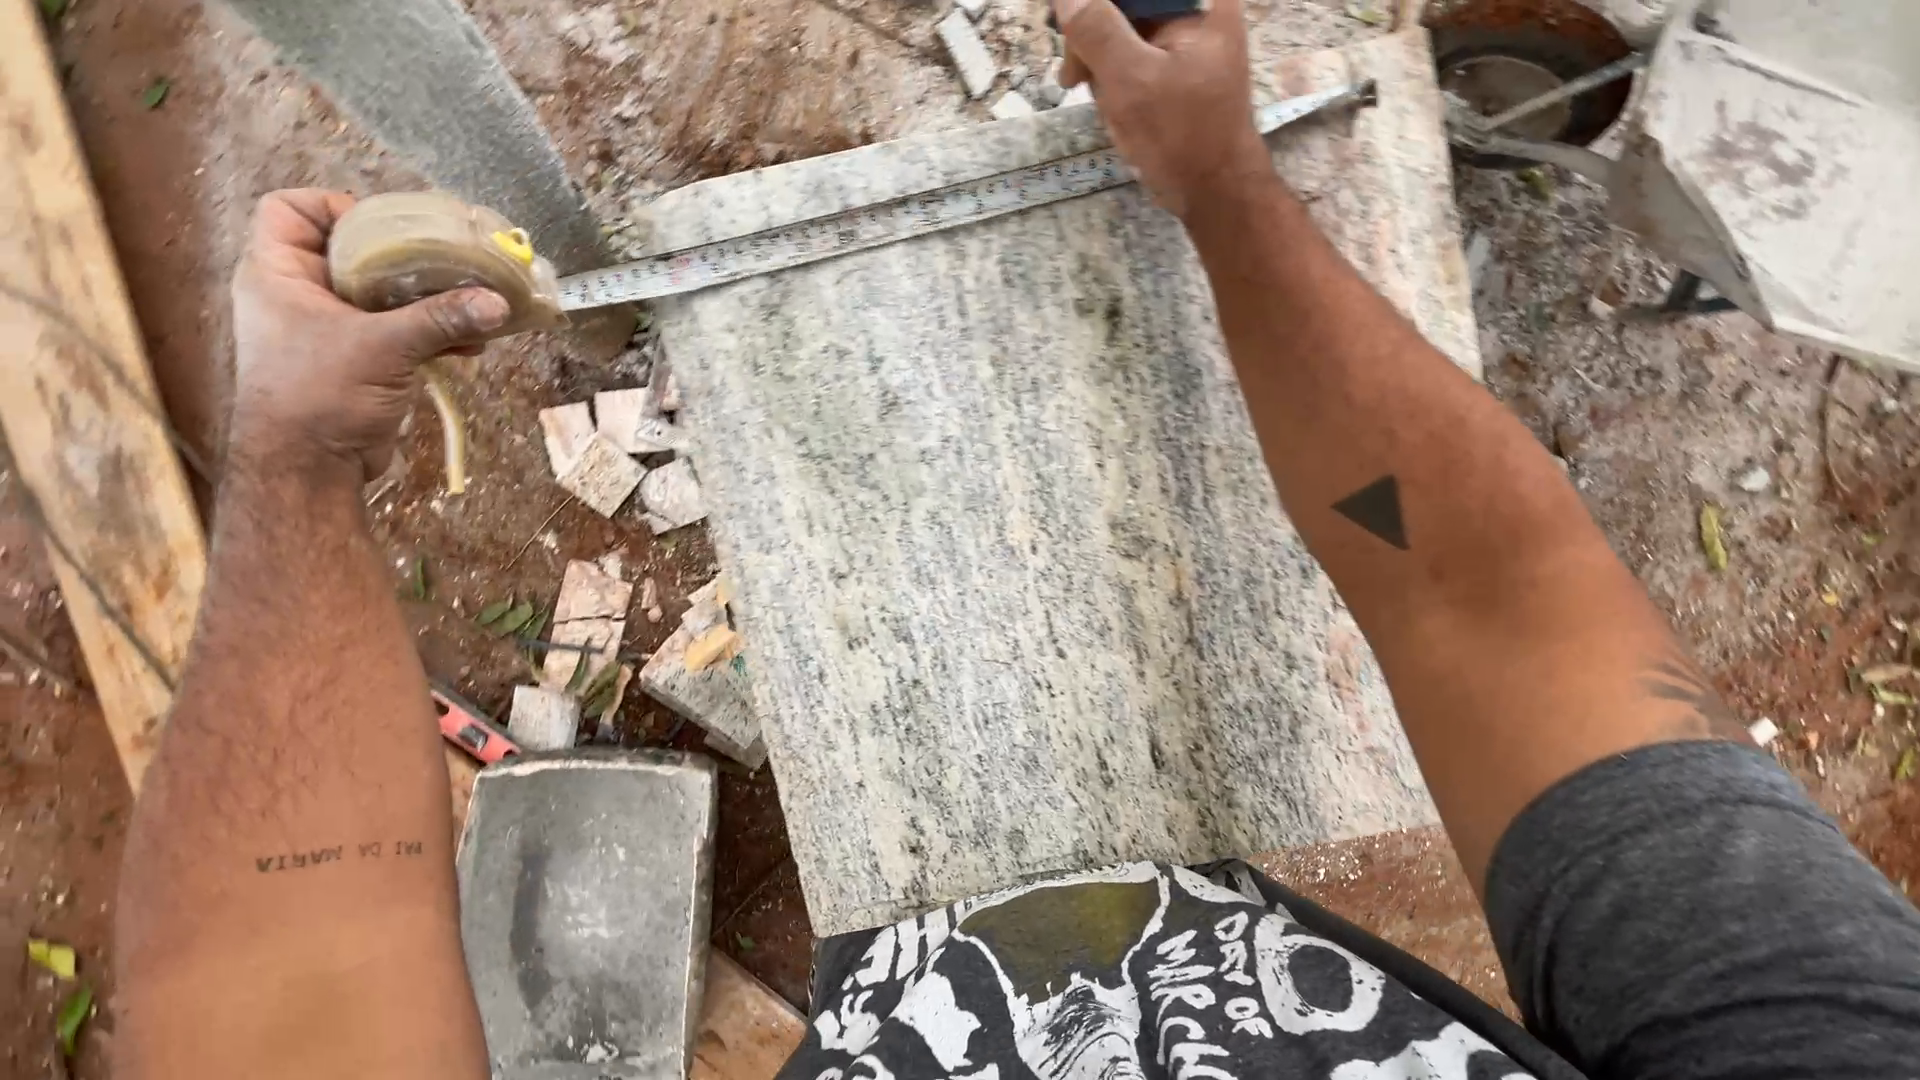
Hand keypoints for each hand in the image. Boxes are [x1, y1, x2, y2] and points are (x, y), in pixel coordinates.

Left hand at [228, 189, 508, 479]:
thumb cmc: (320, 394)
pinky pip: (399, 333)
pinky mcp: (359, 362)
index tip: (387, 225)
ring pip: (382, 296)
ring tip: (471, 307)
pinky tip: (470, 344)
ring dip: (428, 301)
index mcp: (278, 275)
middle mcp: (301, 296)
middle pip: (351, 252)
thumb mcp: (383, 348)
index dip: (334, 206)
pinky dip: (432, 334)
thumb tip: (498, 302)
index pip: (289, 209)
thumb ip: (440, 320)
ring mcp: (331, 331)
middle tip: (446, 262)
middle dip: (403, 258)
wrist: (310, 467)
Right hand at [1053, 0, 1271, 216]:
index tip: (1067, 29)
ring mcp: (1188, 35)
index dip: (1095, 7)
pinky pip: (1134, 53)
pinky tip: (1115, 106)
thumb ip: (1095, 30)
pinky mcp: (1179, 62)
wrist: (1215, 190)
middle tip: (1072, 79)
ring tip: (1104, 103)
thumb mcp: (1130, 81)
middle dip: (1094, 36)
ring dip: (1102, 61)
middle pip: (1126, 6)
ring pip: (1124, 28)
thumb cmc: (1180, 136)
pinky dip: (1116, 76)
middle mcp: (1197, 7)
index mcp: (1198, 0)